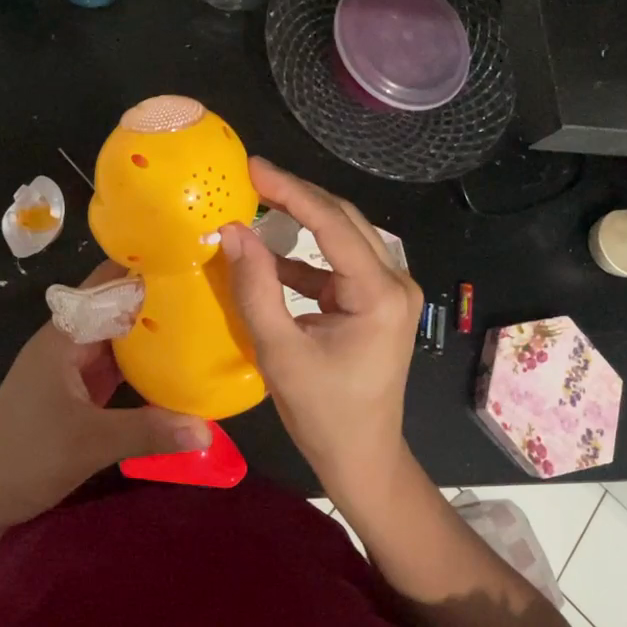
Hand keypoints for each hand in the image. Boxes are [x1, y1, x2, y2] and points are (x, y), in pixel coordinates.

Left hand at [0, 262, 210, 526]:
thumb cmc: (25, 458)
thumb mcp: (91, 443)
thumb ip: (149, 432)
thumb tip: (208, 430)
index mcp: (64, 335)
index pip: (107, 282)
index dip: (144, 267)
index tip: (189, 257)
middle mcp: (68, 341)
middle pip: (116, 306)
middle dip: (157, 297)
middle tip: (209, 290)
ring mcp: (70, 367)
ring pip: (117, 336)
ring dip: (151, 331)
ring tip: (202, 320)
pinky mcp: (74, 391)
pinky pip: (114, 365)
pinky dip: (141, 362)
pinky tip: (175, 365)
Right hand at [221, 158, 422, 488]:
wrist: (364, 459)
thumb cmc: (325, 414)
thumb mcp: (280, 352)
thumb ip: (256, 288)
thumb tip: (232, 232)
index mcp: (379, 293)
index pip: (331, 223)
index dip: (290, 190)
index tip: (252, 167)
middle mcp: (395, 281)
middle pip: (343, 220)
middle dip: (296, 196)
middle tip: (251, 177)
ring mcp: (390, 291)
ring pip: (343, 236)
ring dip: (302, 220)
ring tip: (258, 202)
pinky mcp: (376, 301)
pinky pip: (340, 263)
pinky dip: (306, 257)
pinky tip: (270, 255)